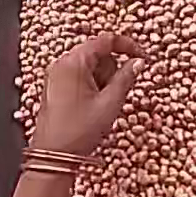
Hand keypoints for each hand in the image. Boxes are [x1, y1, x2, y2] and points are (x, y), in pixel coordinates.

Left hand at [32, 35, 145, 156]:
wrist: (53, 156)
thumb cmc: (78, 131)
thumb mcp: (110, 103)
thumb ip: (126, 78)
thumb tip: (138, 62)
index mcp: (73, 62)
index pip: (105, 40)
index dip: (127, 46)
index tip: (142, 56)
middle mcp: (61, 64)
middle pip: (97, 54)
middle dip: (111, 71)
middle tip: (113, 94)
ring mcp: (55, 76)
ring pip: (89, 67)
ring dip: (102, 81)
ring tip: (101, 105)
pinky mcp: (54, 87)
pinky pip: (79, 78)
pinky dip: (91, 87)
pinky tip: (92, 107)